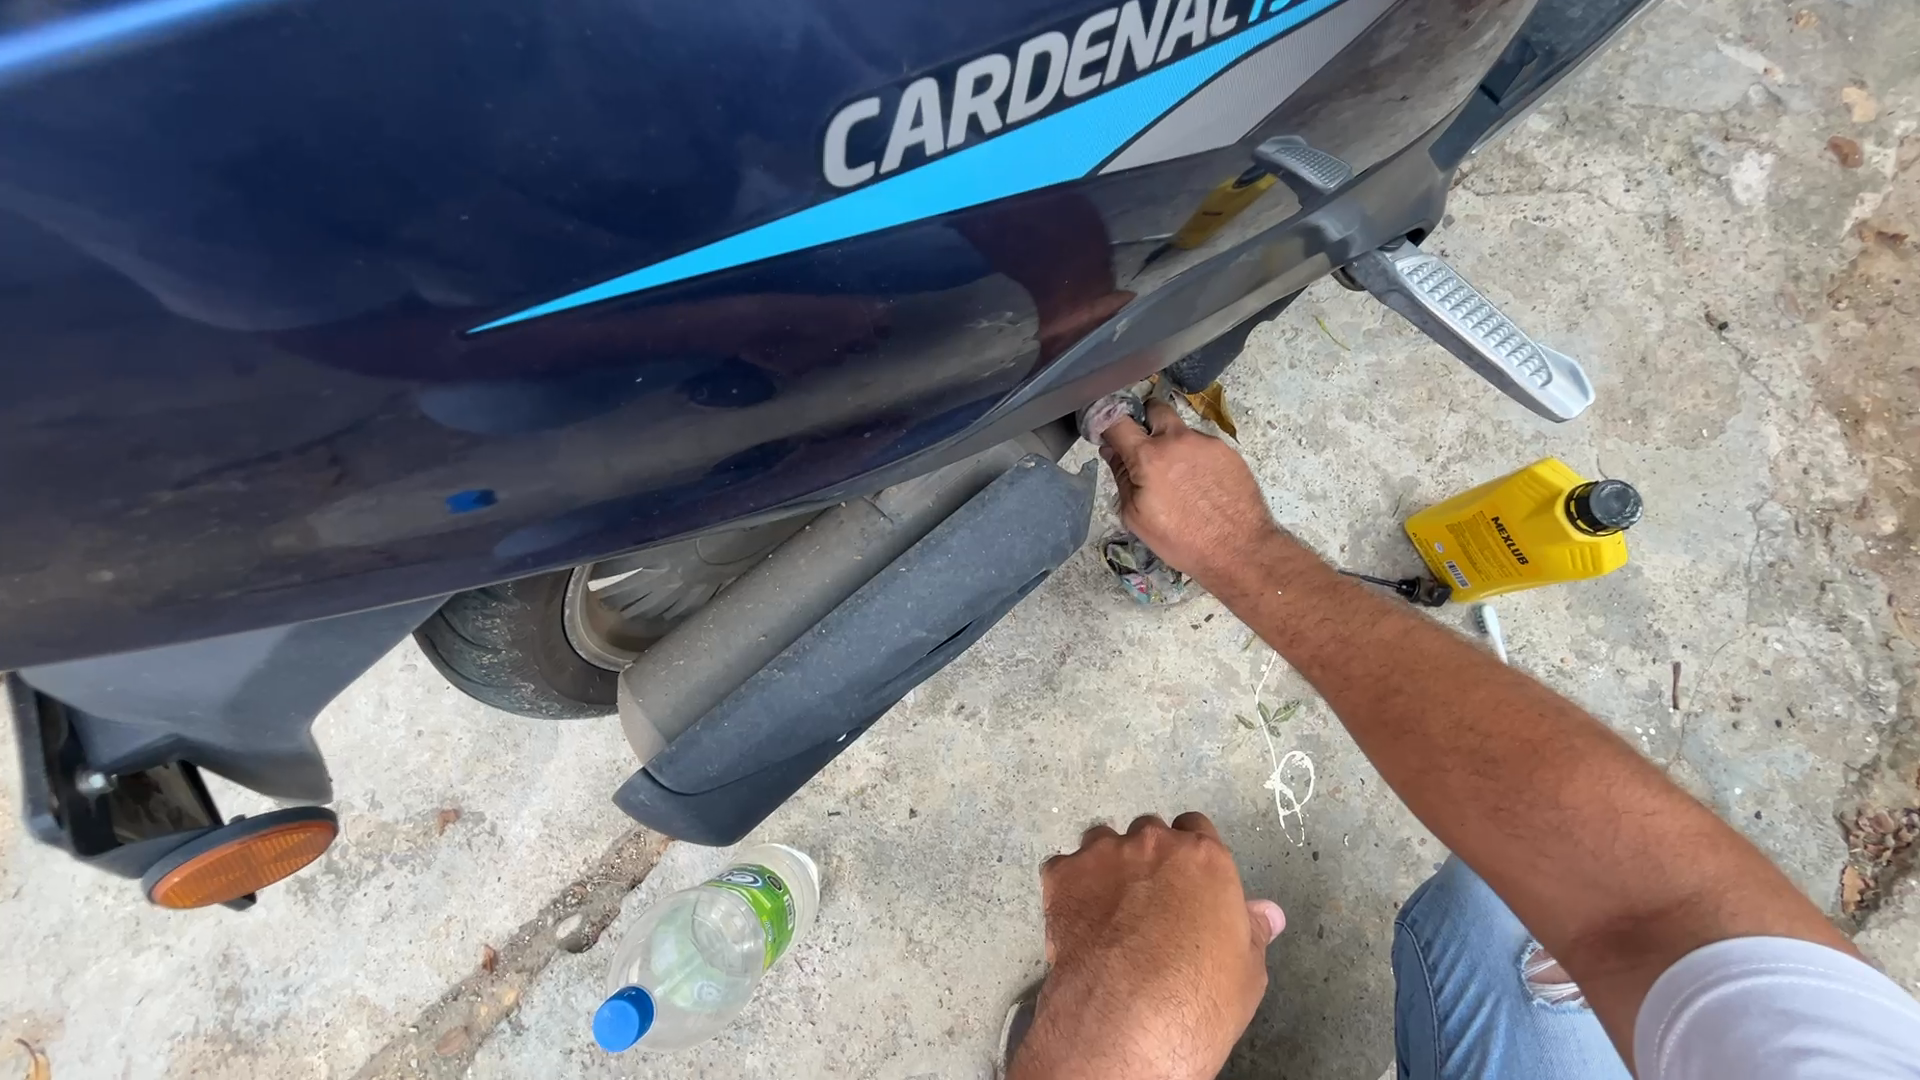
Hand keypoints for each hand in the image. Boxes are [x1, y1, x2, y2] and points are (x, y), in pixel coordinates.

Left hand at [1010, 812, 1284, 1079]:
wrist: (1125, 1020)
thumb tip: (1268, 912)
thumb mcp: (1247, 973)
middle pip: (1149, 833)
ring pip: (1103, 841)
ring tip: (1108, 910)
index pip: (1196, 829)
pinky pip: (1063, 868)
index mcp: (1204, 857)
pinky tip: (1076, 921)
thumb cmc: (1198, 1001)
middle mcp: (1154, 842)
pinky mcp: (1063, 873)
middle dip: (1148, 859)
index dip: (1191, 855)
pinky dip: (1069, 888)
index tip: (1186, 882)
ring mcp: (1103, 853)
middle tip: (1148, 903)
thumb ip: (1252, 929)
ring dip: (1107, 865)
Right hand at [1099, 399, 1282, 585]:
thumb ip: (1121, 477)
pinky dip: (1195, 458)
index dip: (1106, 423)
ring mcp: (1206, 442)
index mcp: (1149, 457)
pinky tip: (1200, 486)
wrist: (1238, 549)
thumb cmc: (1181, 540)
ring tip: (1180, 481)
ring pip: (1181, 430)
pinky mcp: (1228, 451)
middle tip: (1145, 449)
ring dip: (1173, 445)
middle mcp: (1178, 440)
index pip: (1117, 421)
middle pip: (1154, 408)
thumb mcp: (1136, 516)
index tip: (1107, 433)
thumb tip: (1112, 452)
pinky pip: (1203, 445)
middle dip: (1145, 422)